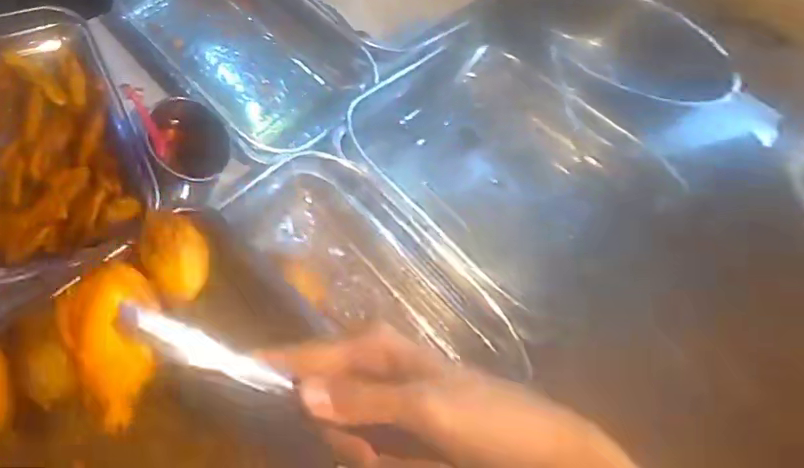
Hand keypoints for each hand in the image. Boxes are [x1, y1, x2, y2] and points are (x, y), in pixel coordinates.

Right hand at [265, 327, 636, 467]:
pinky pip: (369, 451)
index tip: (237, 371)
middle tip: (363, 456)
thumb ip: (362, 400)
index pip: (307, 352)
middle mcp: (372, 369)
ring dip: (357, 453)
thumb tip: (301, 393)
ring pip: (343, 430)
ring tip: (388, 465)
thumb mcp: (429, 410)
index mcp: (373, 347)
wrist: (566, 465)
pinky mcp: (405, 438)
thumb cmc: (494, 424)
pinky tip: (391, 467)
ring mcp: (389, 406)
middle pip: (321, 398)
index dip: (273, 364)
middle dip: (333, 430)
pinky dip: (373, 462)